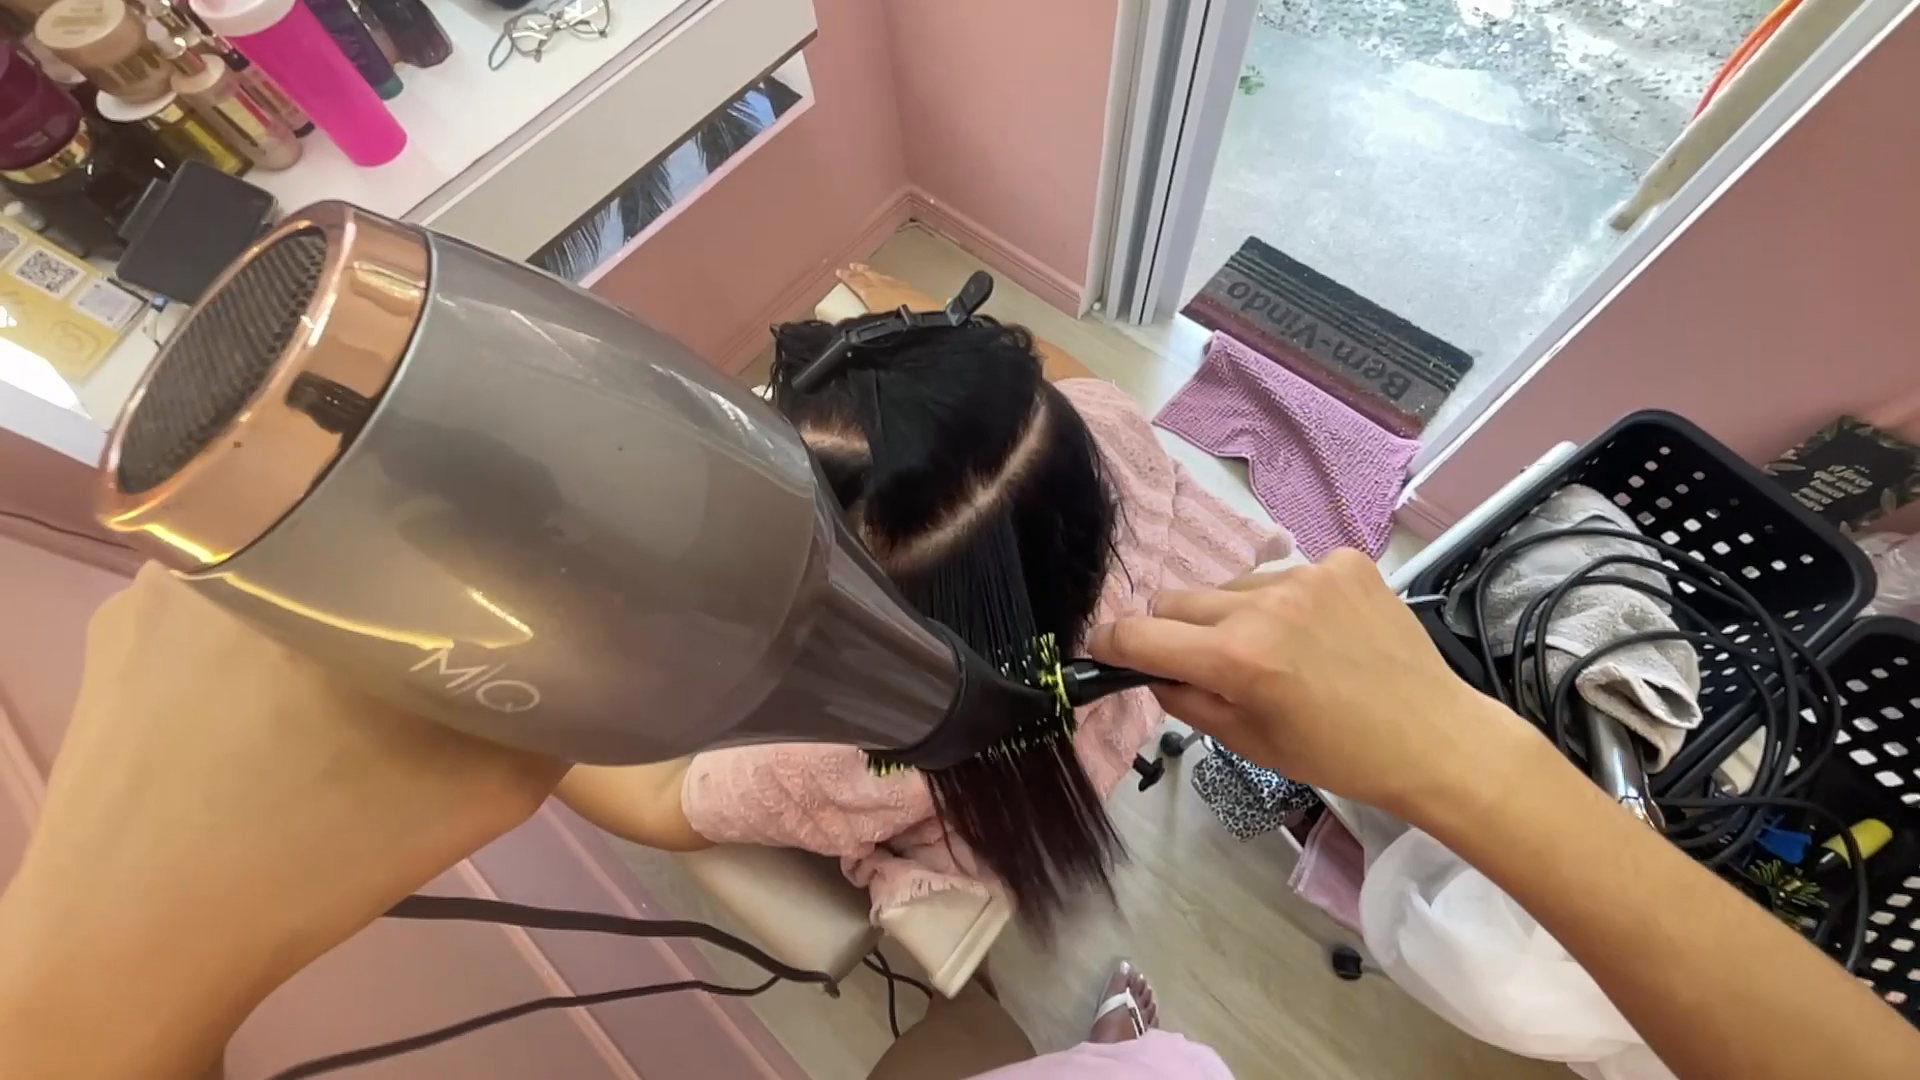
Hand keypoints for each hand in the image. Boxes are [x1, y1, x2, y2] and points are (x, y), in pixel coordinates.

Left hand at [0, 564, 564, 1076]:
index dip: (495, 536)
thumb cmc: (324, 859)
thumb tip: (592, 664)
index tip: (524, 579)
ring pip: (305, 557)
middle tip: (463, 626)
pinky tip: (295, 689)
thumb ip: (559, 715)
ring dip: (350, 593)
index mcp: (325, 578)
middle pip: (371, 527)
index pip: (441, 514)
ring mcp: (158, 593)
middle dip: (426, 569)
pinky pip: (238, 595)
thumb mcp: (496, 789)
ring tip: (382, 660)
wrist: (131, 958)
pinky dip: (284, 621)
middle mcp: (233, 557)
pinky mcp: (116, 636)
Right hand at [1087, 549, 1540, 816]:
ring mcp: (1306, 575)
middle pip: (1176, 601)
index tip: (1103, 649)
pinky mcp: (1342, 562)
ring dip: (1230, 614)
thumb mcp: (1247, 741)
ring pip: (1228, 587)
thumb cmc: (1337, 755)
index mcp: (1236, 657)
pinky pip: (1282, 574)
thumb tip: (1150, 668)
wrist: (1438, 738)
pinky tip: (1318, 630)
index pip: (1138, 634)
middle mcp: (1264, 604)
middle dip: (1174, 631)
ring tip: (1275, 647)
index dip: (1110, 643)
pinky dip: (1283, 602)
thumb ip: (1183, 698)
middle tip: (1207, 661)